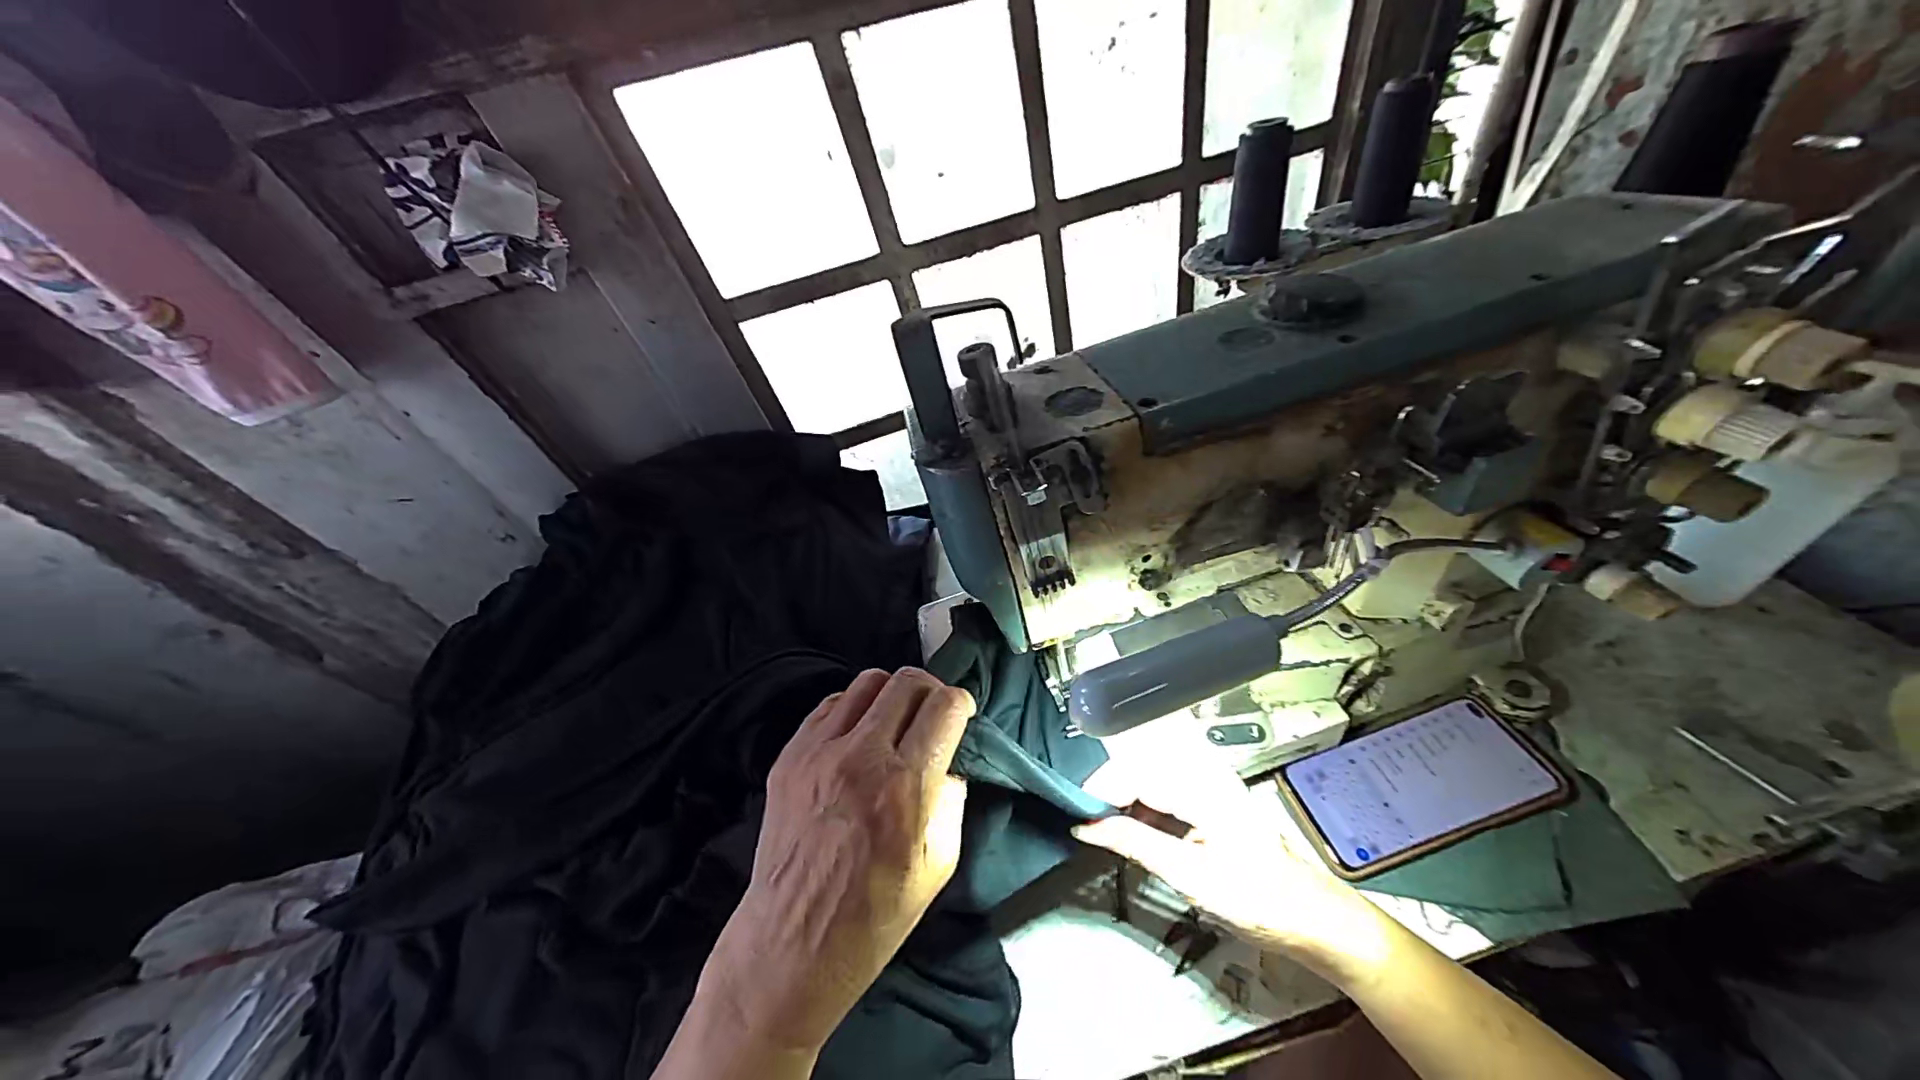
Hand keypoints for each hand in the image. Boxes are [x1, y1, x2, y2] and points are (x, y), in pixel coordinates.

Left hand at [695, 668, 973, 1056]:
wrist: (793, 942)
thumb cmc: (875, 914)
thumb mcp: (939, 865)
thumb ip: (951, 800)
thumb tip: (948, 762)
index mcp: (905, 786)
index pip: (944, 707)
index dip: (962, 702)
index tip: (962, 712)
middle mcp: (860, 756)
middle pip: (906, 681)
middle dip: (931, 688)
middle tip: (934, 710)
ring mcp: (818, 752)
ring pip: (867, 681)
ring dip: (892, 693)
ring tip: (896, 719)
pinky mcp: (789, 756)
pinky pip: (830, 705)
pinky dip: (854, 708)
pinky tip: (859, 734)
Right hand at [1073, 752, 1394, 982]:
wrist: (1317, 920)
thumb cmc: (1259, 900)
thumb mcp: (1189, 876)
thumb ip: (1134, 843)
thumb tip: (1086, 826)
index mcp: (1201, 785)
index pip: (1133, 770)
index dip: (1100, 790)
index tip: (1078, 816)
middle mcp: (1206, 773)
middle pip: (1139, 765)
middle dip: (1110, 791)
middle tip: (1091, 825)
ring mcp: (1211, 783)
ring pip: (1150, 775)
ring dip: (1126, 800)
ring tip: (1110, 830)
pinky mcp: (1212, 797)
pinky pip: (1166, 788)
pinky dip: (1145, 807)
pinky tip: (1141, 832)